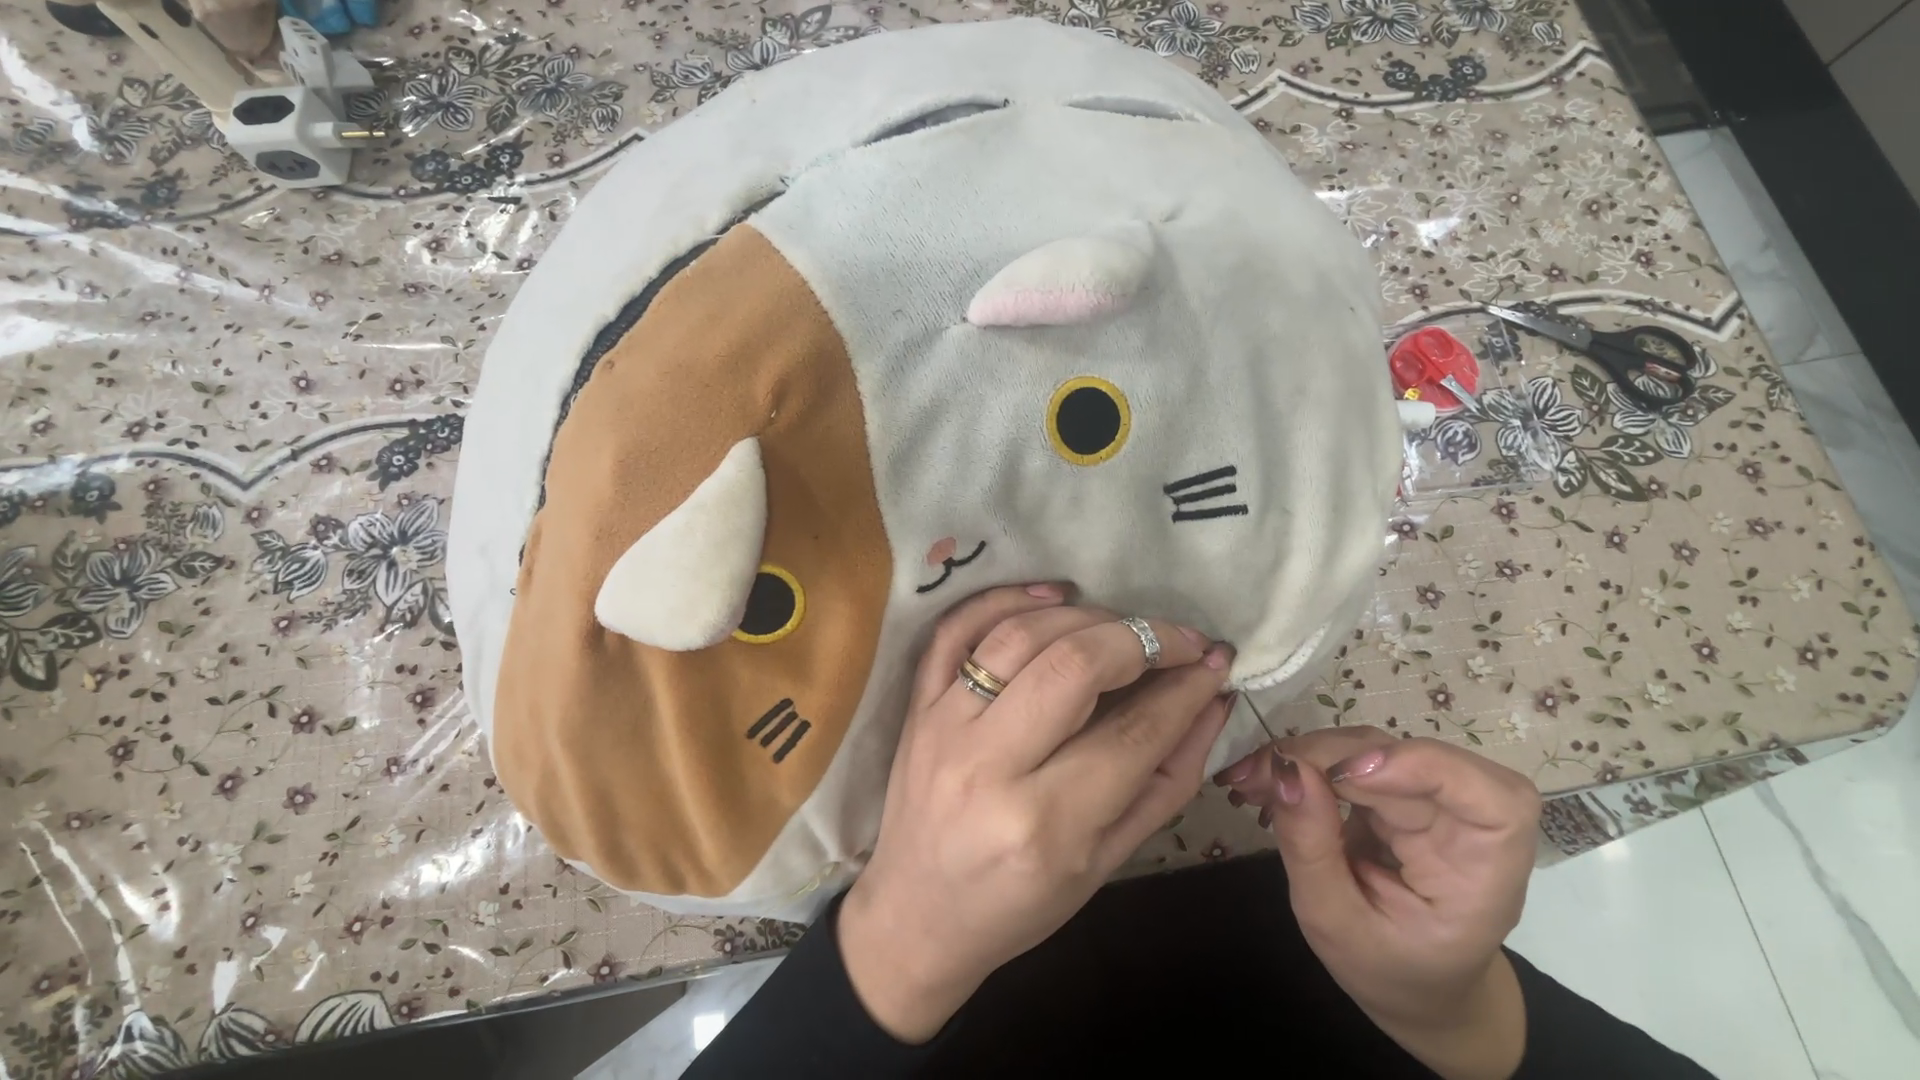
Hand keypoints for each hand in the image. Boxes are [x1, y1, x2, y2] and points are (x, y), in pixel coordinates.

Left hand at [838, 583, 1233, 1042]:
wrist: (917, 916)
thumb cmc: (1019, 905)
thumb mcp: (1107, 862)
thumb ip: (1166, 780)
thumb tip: (1212, 701)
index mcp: (1046, 826)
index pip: (1133, 733)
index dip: (1184, 689)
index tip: (1214, 663)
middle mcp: (989, 768)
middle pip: (1073, 667)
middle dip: (1141, 640)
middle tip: (1177, 642)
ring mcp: (943, 729)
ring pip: (1018, 636)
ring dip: (1083, 615)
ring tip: (1122, 626)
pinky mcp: (916, 708)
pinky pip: (953, 630)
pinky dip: (1004, 598)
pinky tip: (1053, 595)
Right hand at [1220, 728, 1541, 1079]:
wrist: (1415, 991)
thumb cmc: (1387, 972)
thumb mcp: (1335, 923)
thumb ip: (1311, 849)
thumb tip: (1285, 772)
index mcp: (1483, 874)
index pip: (1492, 799)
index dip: (1424, 767)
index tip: (1345, 774)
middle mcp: (1468, 825)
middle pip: (1410, 759)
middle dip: (1328, 756)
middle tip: (1255, 774)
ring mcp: (1433, 804)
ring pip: (1374, 750)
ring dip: (1308, 754)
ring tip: (1250, 779)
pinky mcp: (1400, 796)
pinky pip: (1353, 761)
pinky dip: (1307, 764)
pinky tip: (1268, 781)